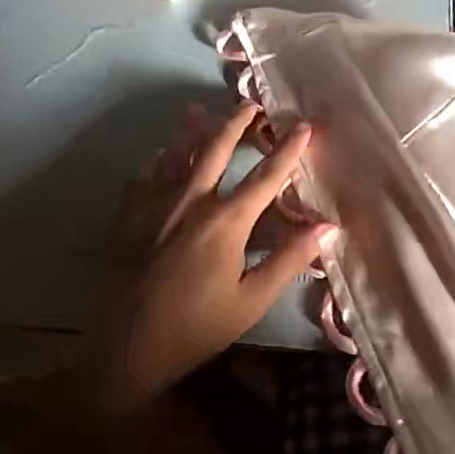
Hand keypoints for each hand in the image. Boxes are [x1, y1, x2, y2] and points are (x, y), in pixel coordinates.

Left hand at [78, 104, 333, 411]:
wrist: (127, 350)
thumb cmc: (198, 327)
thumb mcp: (253, 300)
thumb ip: (289, 259)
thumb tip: (327, 227)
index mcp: (225, 223)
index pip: (265, 177)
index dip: (287, 150)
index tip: (303, 127)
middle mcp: (189, 204)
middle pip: (214, 152)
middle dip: (234, 124)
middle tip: (249, 104)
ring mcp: (153, 209)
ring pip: (174, 158)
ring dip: (189, 132)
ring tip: (196, 110)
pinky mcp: (128, 221)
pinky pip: (142, 179)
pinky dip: (154, 163)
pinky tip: (156, 158)